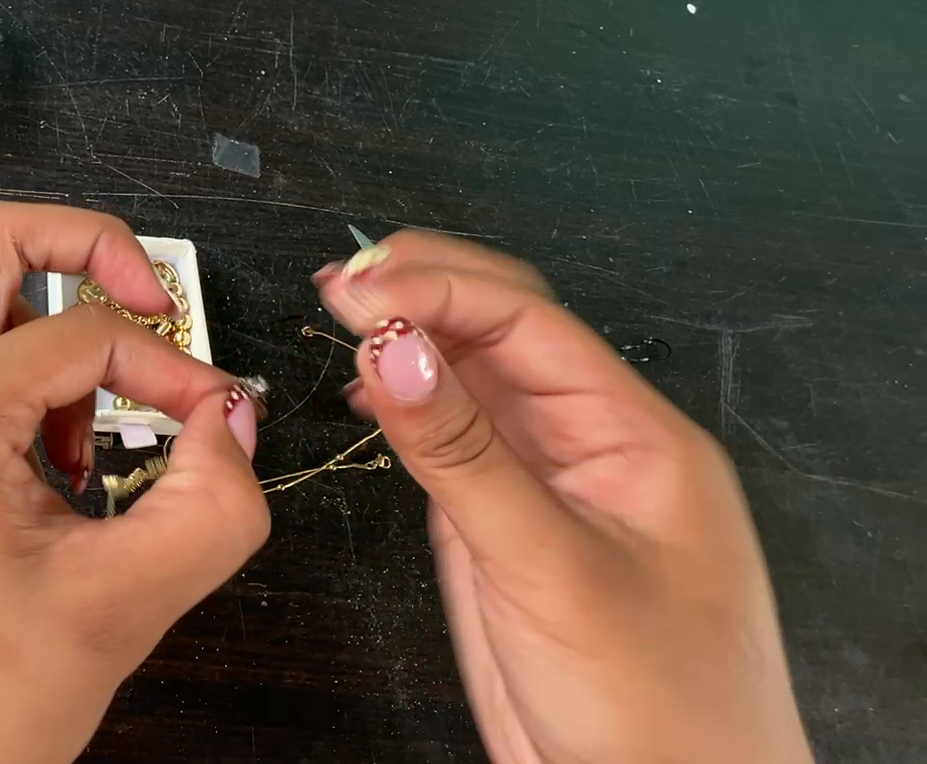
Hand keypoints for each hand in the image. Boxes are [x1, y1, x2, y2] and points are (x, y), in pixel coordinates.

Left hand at [0, 201, 269, 763]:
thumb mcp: (120, 602)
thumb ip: (212, 502)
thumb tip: (229, 420)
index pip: (88, 331)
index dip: (170, 366)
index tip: (213, 416)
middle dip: (89, 248)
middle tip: (151, 303)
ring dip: (58, 337)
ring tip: (92, 440)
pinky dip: (28, 383)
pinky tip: (54, 470)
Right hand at [315, 231, 811, 763]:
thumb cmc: (648, 707)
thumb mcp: (548, 567)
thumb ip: (460, 451)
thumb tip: (386, 348)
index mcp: (630, 433)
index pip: (523, 320)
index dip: (433, 290)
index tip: (351, 291)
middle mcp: (582, 433)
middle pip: (500, 321)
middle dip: (421, 284)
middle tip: (338, 280)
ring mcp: (534, 466)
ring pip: (466, 365)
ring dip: (404, 327)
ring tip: (339, 307)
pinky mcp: (492, 501)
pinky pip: (442, 419)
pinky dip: (396, 389)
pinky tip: (364, 386)